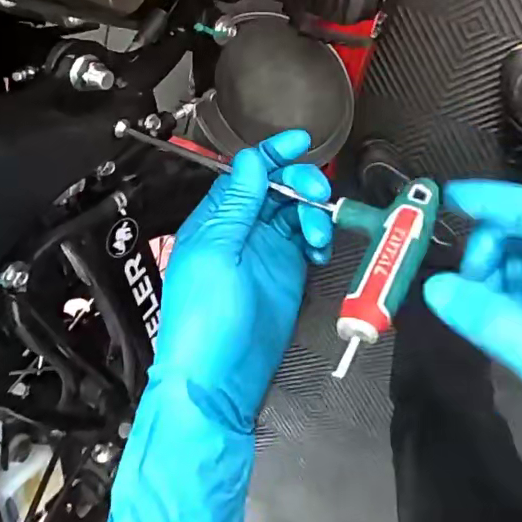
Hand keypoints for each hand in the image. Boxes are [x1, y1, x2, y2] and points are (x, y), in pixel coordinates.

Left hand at [98, 130, 331, 521]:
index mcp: (216, 220)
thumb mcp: (216, 253)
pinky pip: (307, 240)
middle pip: (276, 188)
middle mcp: (241, 231)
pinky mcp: (286, 274)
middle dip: (299, 182)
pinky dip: (317, 237)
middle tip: (314, 193)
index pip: (246, 173)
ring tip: (317, 232)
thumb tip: (251, 162)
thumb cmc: (202, 320)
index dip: (272, 153)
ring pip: (295, 212)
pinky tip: (319, 247)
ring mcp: (265, 252)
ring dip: (312, 212)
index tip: (299, 140)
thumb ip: (237, 205)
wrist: (217, 381)